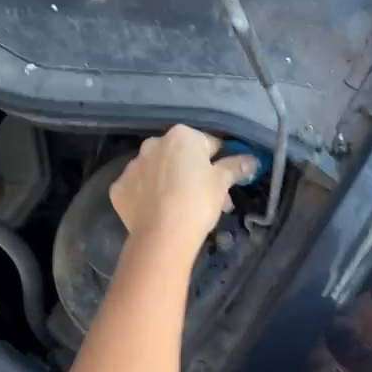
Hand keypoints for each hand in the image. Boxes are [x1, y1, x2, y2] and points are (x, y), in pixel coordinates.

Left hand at [109, 125, 258, 252]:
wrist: (163, 234)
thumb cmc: (197, 201)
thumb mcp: (222, 183)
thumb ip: (235, 167)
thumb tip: (252, 160)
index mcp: (181, 136)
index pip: (208, 144)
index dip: (220, 162)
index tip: (225, 181)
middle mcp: (153, 144)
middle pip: (181, 157)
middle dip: (195, 175)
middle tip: (209, 200)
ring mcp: (132, 166)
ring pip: (159, 172)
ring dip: (172, 184)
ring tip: (183, 210)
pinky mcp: (119, 189)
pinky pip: (139, 189)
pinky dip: (149, 197)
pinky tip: (160, 213)